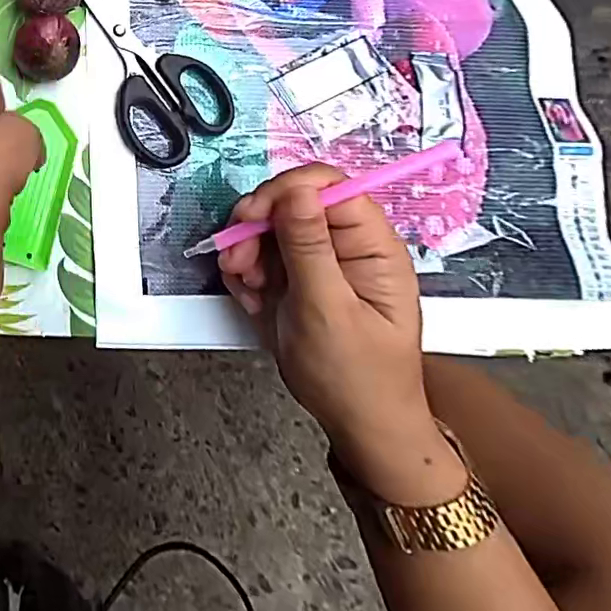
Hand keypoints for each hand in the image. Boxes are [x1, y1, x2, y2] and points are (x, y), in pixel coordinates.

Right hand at [218, 164, 464, 504]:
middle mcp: (344, 245)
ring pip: (265, 227)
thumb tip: (297, 190)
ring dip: (244, 251)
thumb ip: (309, 246)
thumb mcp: (327, 309)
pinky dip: (244, 272)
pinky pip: (257, 254)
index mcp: (370, 246)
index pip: (327, 186)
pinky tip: (251, 298)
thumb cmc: (354, 375)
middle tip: (239, 260)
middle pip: (287, 202)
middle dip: (255, 227)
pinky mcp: (293, 276)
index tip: (252, 218)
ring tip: (246, 285)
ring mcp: (316, 260)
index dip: (285, 192)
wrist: (354, 424)